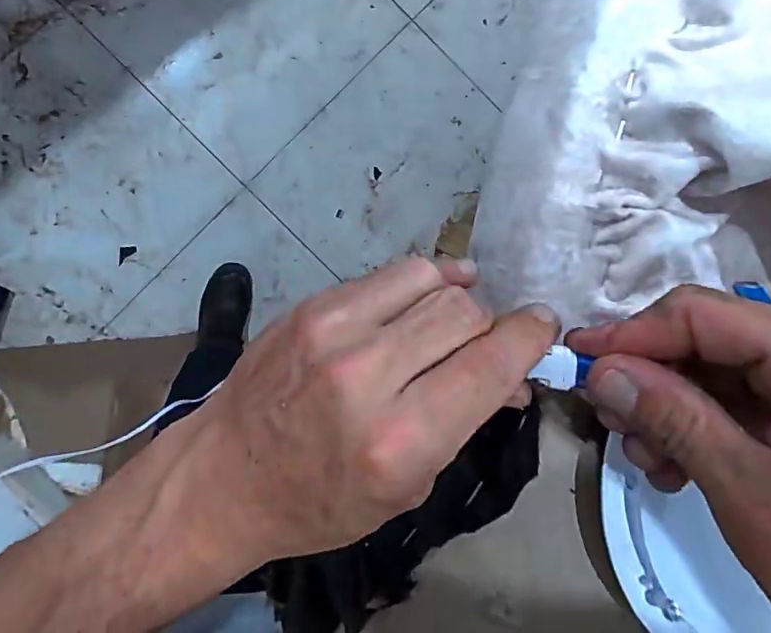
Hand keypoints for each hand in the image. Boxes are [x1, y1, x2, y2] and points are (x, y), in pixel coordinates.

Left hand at [173, 256, 558, 564]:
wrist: (226, 475)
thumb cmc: (323, 498)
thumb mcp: (408, 485)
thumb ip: (466, 420)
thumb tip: (515, 372)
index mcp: (399, 440)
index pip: (490, 364)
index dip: (529, 338)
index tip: (544, 326)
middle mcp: (368, 377)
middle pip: (465, 314)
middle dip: (491, 323)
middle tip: (489, 338)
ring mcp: (336, 332)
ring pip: (434, 282)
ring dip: (459, 298)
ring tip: (458, 314)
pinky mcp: (316, 304)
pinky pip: (394, 272)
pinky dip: (425, 280)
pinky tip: (430, 292)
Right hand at [567, 287, 770, 632]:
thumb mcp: (764, 510)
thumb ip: (679, 426)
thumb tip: (601, 370)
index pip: (705, 314)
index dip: (633, 333)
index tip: (577, 359)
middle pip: (723, 336)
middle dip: (661, 377)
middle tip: (617, 431)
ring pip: (744, 364)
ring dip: (691, 403)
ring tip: (658, 459)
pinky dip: (731, 419)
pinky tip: (705, 458)